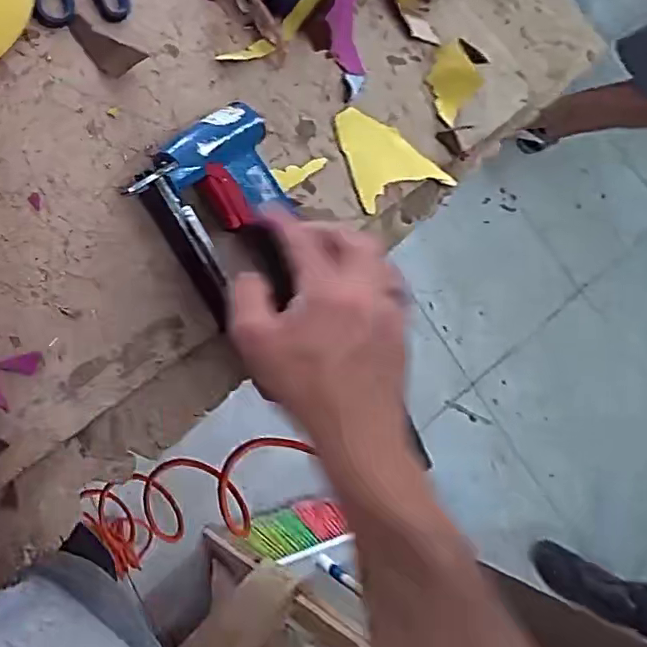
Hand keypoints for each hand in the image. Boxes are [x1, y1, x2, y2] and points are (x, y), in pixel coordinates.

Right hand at [227, 213, 408, 455]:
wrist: (358, 435)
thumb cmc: (304, 387)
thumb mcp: (253, 341)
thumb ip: (246, 296)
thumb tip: (253, 276)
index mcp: (327, 288)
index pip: (302, 239)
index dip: (280, 220)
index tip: (266, 211)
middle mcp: (364, 289)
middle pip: (353, 237)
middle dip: (323, 227)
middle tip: (300, 235)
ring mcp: (388, 308)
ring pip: (378, 257)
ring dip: (351, 248)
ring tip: (330, 257)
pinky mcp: (400, 328)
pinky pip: (389, 284)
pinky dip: (370, 272)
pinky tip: (356, 289)